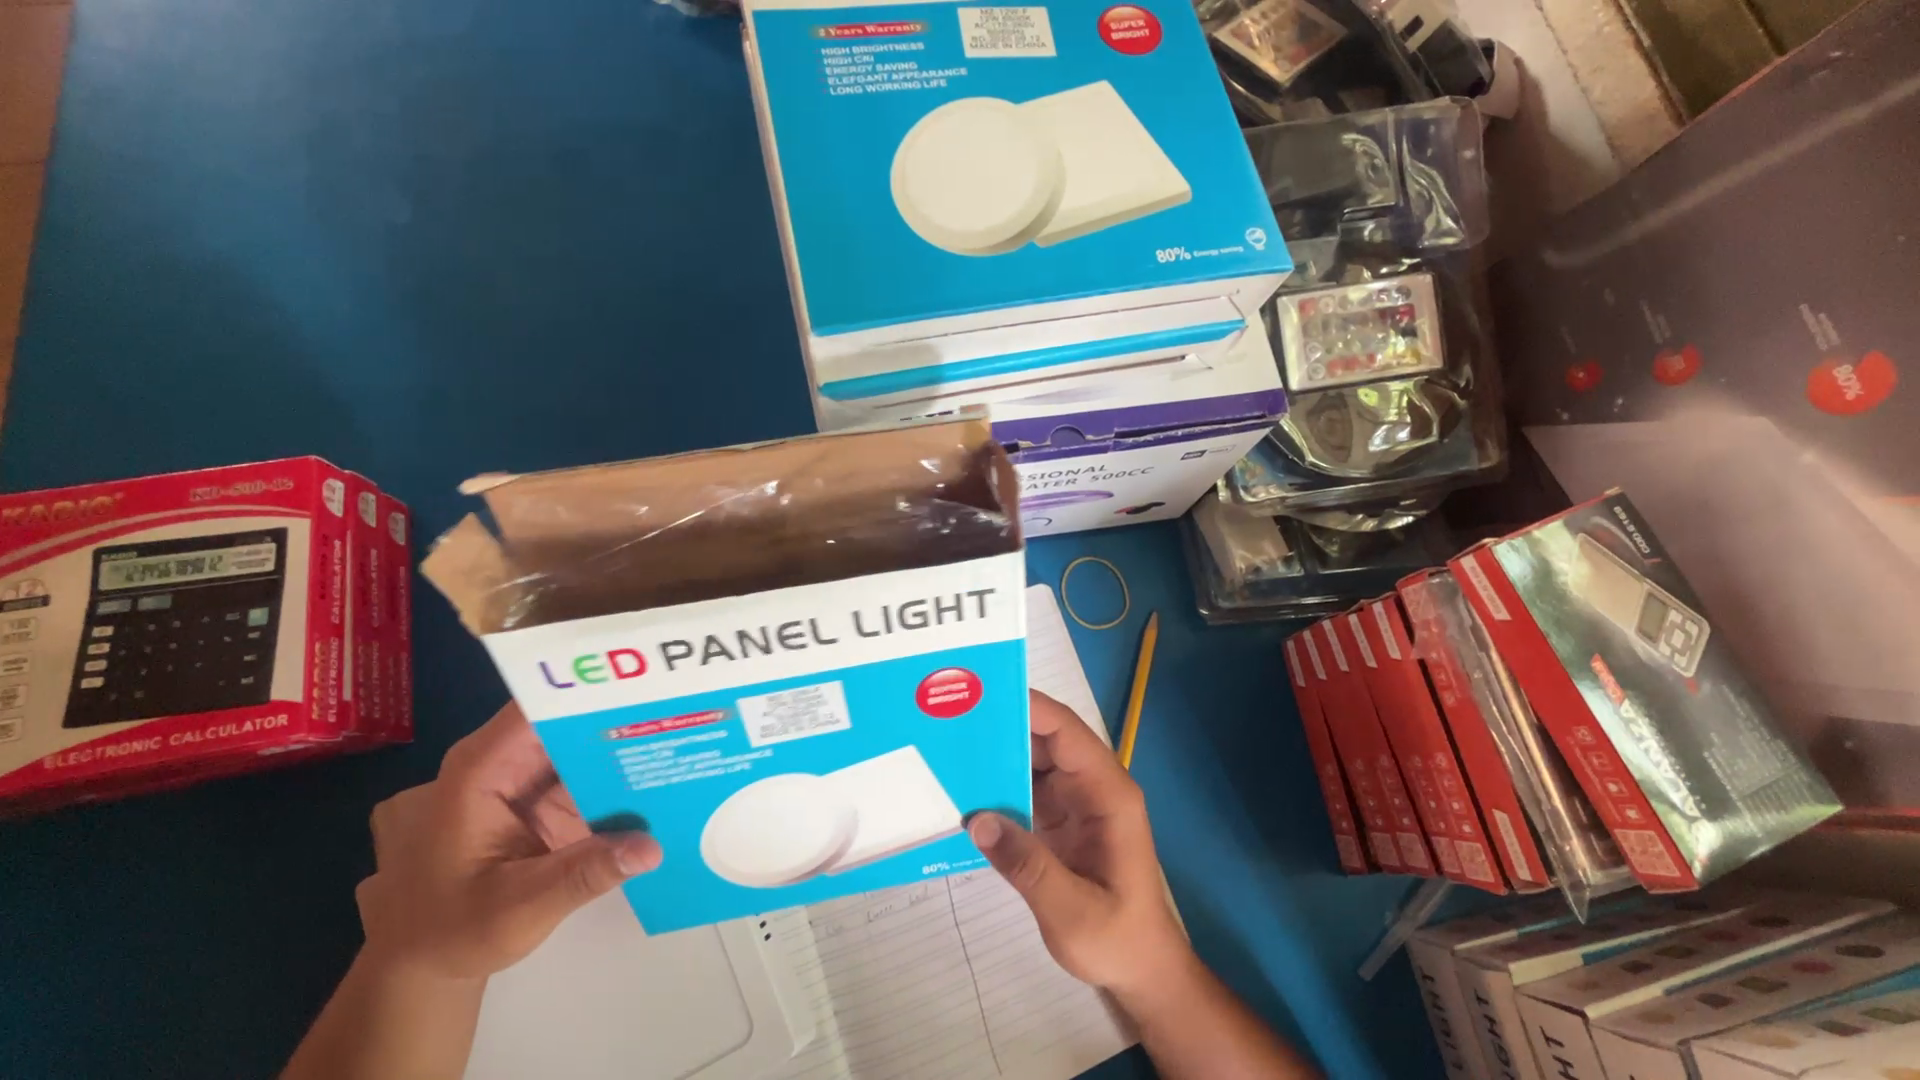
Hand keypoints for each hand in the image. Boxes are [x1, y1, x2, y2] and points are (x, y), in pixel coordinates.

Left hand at [354, 701, 662, 980]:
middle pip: (571, 720)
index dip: (589, 691)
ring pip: (586, 745)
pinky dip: (624, 778)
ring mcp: (527, 781)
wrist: (423, 965)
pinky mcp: (545, 802)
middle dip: (624, 715)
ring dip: (630, 745)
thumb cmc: (452, 932)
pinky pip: (590, 776)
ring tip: (689, 736)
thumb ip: (584, 874)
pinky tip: (670, 774)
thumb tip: (652, 848)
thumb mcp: (518, 908)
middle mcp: (505, 762)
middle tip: (686, 712)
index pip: (539, 708)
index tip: (647, 683)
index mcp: (483, 770)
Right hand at [968, 690, 1193, 998]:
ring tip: (943, 746)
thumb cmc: (1118, 937)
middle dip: (1000, 727)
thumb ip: (1027, 866)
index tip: (981, 696)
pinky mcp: (1057, 823)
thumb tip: (977, 820)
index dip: (1028, 708)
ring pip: (1030, 763)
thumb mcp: (1073, 911)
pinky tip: (959, 788)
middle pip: (1043, 741)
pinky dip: (994, 787)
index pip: (1066, 733)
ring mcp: (1074, 803)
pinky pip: (1023, 791)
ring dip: (993, 756)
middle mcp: (1091, 788)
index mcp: (1108, 793)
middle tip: (947, 719)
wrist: (1140, 969)